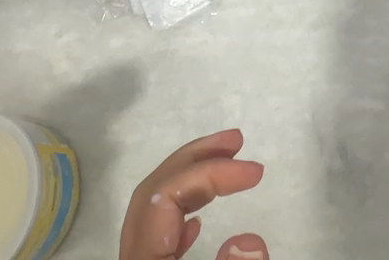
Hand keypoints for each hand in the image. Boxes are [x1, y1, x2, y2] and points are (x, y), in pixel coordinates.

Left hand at [120, 129, 268, 259]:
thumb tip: (251, 239)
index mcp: (142, 257)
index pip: (166, 194)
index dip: (211, 172)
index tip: (255, 171)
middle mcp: (134, 253)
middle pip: (155, 191)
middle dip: (196, 159)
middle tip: (236, 141)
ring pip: (155, 211)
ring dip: (190, 183)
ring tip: (227, 167)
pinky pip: (157, 237)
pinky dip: (180, 217)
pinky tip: (199, 221)